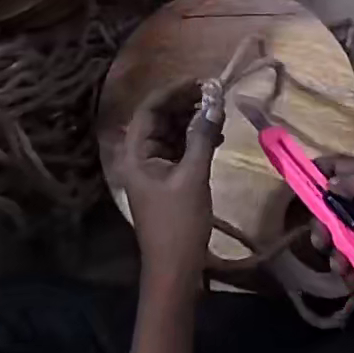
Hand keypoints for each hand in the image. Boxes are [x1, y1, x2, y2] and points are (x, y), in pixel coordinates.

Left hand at [113, 82, 218, 289]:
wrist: (175, 270)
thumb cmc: (179, 223)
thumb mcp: (193, 176)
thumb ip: (202, 137)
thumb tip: (214, 103)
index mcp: (135, 154)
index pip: (149, 110)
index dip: (173, 91)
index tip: (200, 82)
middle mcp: (139, 157)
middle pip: (159, 118)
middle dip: (185, 104)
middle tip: (213, 94)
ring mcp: (152, 169)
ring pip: (170, 132)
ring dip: (192, 120)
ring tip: (217, 112)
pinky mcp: (166, 179)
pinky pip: (178, 148)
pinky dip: (195, 138)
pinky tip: (215, 136)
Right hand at [314, 156, 353, 318]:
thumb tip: (331, 178)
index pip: (347, 168)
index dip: (324, 170)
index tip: (300, 179)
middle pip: (341, 203)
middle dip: (326, 220)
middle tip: (321, 239)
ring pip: (346, 233)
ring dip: (337, 248)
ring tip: (340, 265)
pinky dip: (350, 266)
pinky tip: (351, 278)